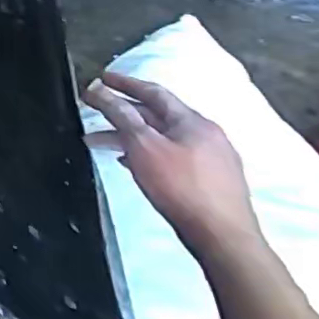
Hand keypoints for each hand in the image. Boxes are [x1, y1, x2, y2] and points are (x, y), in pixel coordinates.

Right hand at [83, 72, 261, 255]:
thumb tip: (98, 88)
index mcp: (194, 122)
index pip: (154, 92)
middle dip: (122, 113)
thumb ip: (120, 114)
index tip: (101, 77)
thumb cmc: (181, 187)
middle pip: (157, 115)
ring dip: (131, 136)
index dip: (124, 83)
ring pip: (163, 138)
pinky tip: (131, 163)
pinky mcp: (213, 182)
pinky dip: (148, 153)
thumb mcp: (142, 145)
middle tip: (94, 110)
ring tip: (101, 142)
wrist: (224, 241)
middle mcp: (207, 135)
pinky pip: (173, 156)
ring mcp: (214, 160)